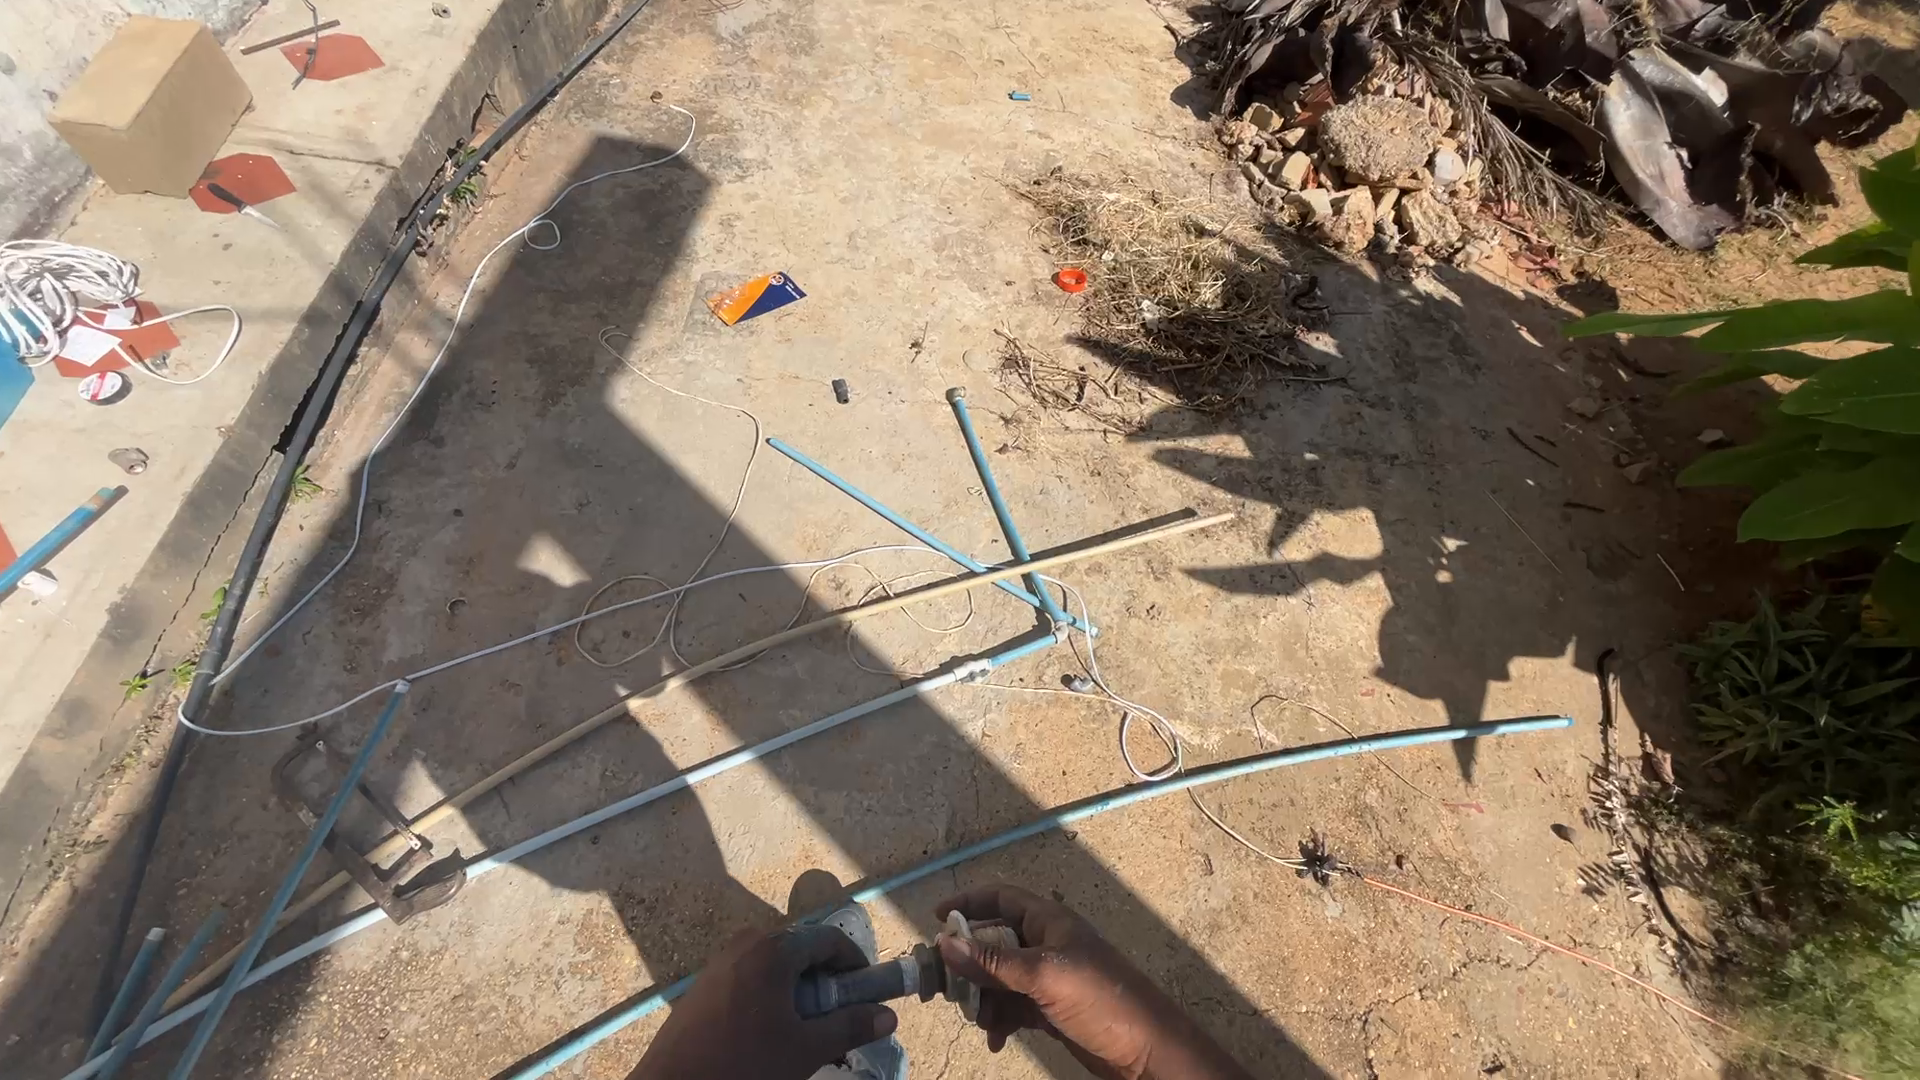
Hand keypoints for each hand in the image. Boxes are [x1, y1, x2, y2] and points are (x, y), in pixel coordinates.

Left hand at [628, 924, 896, 1079]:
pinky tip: (770, 1030)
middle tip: (837, 1015)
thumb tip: (889, 1016)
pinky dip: (771, 993)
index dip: (854, 963)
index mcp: (775, 948)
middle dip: (825, 979)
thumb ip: (849, 1027)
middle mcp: (749, 940)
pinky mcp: (706, 980)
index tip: (867, 992)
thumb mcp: (804, 1050)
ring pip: (776, 963)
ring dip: (798, 988)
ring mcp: (723, 958)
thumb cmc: (743, 1067)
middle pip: (802, 949)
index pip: (829, 939)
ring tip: (805, 1028)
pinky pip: (751, 974)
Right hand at [936, 884, 1253, 1079]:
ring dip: (984, 997)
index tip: (935, 917)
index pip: (1000, 897)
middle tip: (946, 986)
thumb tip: (944, 941)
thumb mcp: (1042, 976)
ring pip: (1000, 977)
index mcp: (1047, 921)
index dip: (969, 902)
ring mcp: (1048, 977)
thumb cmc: (1099, 999)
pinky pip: (1013, 1006)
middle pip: (995, 940)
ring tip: (979, 1020)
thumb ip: (993, 961)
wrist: (1147, 1052)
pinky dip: (1000, 1019)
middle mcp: (1045, 943)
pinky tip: (996, 1039)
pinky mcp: (1052, 1008)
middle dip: (970, 962)